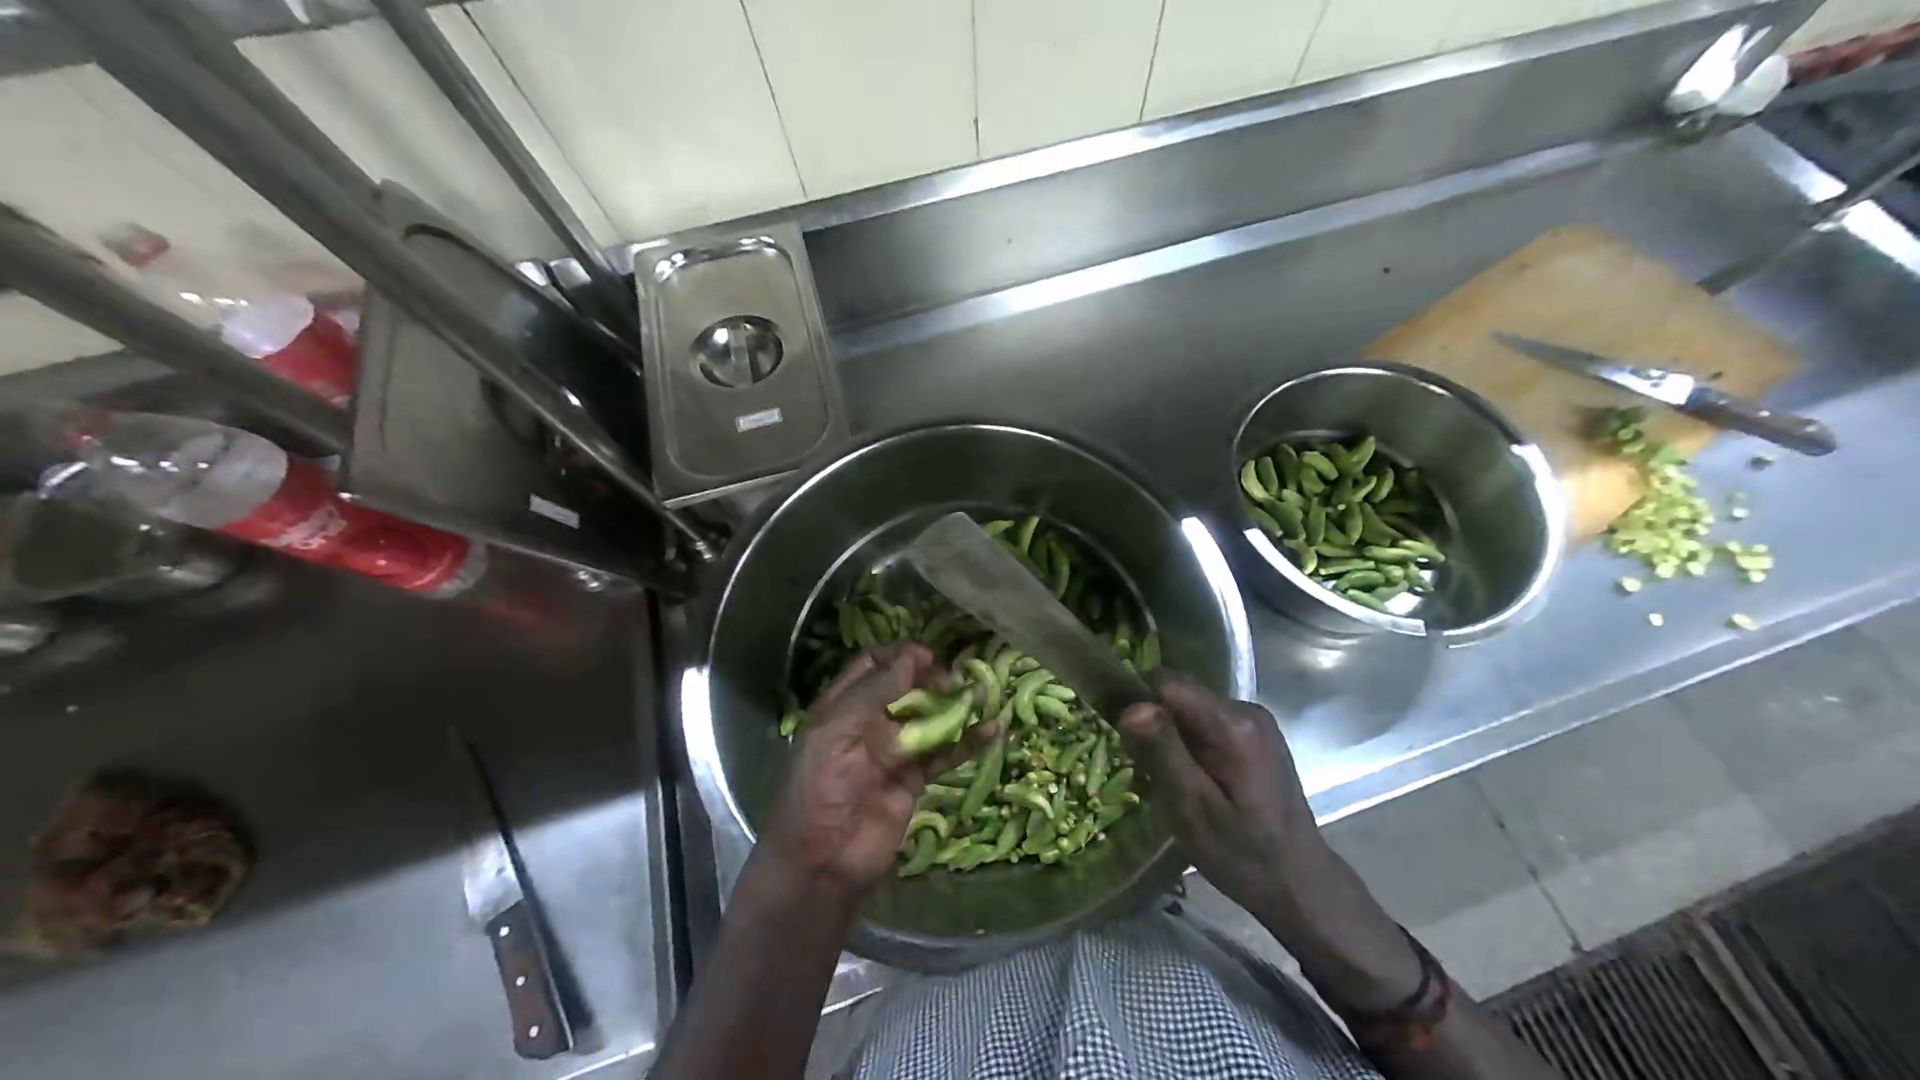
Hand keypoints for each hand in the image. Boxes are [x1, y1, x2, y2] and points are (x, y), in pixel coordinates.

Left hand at [756, 643, 996, 900]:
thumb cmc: (821, 788)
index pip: (871, 666)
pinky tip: (992, 731)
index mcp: (841, 706)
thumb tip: (912, 656)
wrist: (824, 862)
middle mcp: (868, 723)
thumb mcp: (836, 732)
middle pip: (903, 687)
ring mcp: (894, 751)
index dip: (898, 656)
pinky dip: (968, 742)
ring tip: (979, 694)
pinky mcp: (915, 779)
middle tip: (954, 677)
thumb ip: (874, 692)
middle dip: (929, 677)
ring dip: (953, 705)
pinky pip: (944, 754)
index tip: (929, 655)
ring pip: (928, 718)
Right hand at [1117, 672, 1326, 915]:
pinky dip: (1189, 744)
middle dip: (1154, 724)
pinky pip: (1205, 723)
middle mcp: (1246, 709)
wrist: (1299, 884)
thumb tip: (1131, 706)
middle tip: (1148, 771)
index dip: (1140, 705)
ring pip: (1189, 708)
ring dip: (1170, 737)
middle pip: (1178, 693)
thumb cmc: (1242, 854)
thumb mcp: (1192, 809)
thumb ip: (1162, 752)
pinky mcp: (1255, 735)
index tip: (1129, 744)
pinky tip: (1193, 780)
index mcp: (1232, 724)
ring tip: (1169, 780)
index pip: (1166, 683)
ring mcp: (1254, 721)